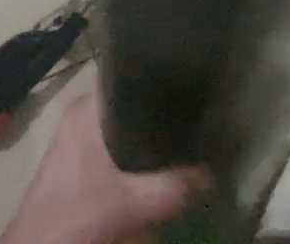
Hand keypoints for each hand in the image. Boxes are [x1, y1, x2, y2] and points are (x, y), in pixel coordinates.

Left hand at [0, 93, 210, 243]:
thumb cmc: (77, 214)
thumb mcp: (133, 202)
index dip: (161, 77)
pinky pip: (117, 143)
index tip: (192, 82)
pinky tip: (158, 162)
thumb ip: (174, 186)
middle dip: (161, 110)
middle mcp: (82, 113)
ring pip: (124, 124)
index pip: (130, 75)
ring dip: (150, 133)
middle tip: (197, 115)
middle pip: (131, 100)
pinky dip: (138, 150)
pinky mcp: (79, 160)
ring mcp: (78, 137)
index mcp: (88, 106)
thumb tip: (211, 173)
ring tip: (184, 135)